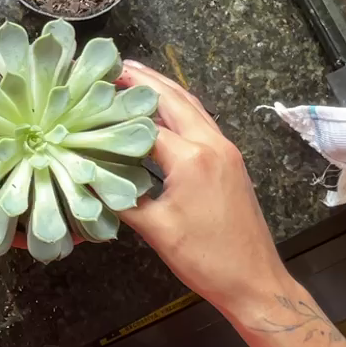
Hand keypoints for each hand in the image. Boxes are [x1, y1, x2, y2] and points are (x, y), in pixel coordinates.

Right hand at [115, 61, 295, 325]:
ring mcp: (225, 150)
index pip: (147, 123)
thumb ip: (122, 197)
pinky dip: (179, 108)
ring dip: (164, 89)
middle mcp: (212, 144)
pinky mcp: (230, 160)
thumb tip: (90, 177)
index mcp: (192, 158)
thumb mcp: (156, 230)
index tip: (92, 92)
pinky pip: (201, 122)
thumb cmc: (205, 259)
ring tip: (134, 76)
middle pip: (175, 99)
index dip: (117, 109)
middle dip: (145, 80)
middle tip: (115, 64)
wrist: (255, 282)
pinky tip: (161, 111)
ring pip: (192, 106)